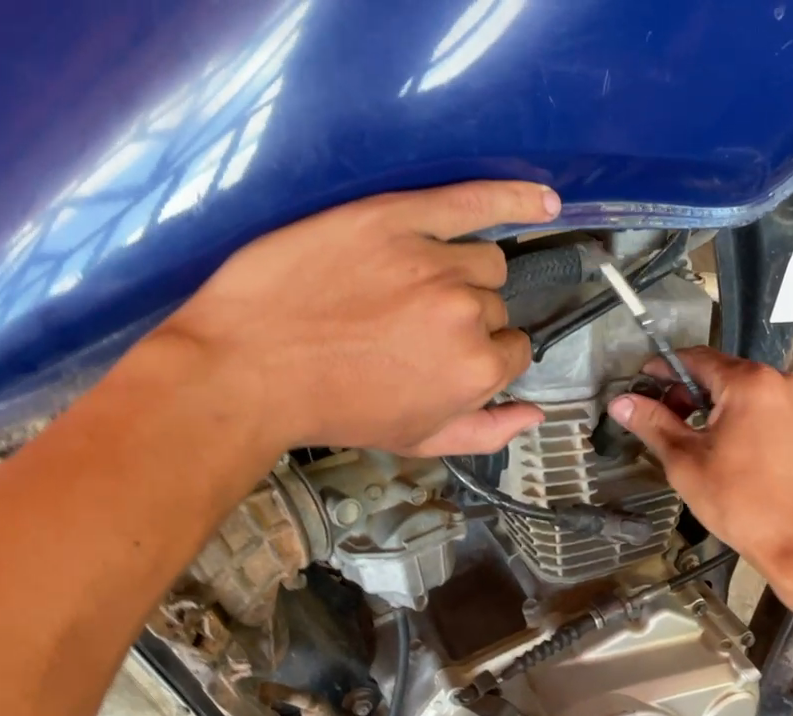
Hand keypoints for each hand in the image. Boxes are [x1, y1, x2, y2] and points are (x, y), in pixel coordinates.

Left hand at [151, 180, 560, 455]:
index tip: (448, 358)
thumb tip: (537, 414)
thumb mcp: (416, 441)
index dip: (484, 357)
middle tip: (413, 330)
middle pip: (496, 305)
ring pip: (483, 260)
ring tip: (415, 288)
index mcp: (476, 370)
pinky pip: (471, 201)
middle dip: (468, 320)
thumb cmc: (332, 411)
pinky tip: (545, 200)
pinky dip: (514, 198)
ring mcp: (433, 261)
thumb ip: (487, 431)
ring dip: (463, 275)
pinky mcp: (395, 218)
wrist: (248, 368)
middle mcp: (467, 313)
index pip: (514, 350)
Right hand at [609, 348, 792, 573]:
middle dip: (687, 390)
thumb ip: (653, 424)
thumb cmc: (739, 501)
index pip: (697, 358)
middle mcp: (779, 381)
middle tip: (661, 417)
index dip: (665, 368)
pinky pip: (764, 406)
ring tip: (688, 435)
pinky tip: (722, 443)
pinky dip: (738, 415)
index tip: (642, 383)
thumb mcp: (686, 461)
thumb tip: (620, 402)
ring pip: (743, 390)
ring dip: (712, 404)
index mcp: (749, 382)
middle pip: (721, 372)